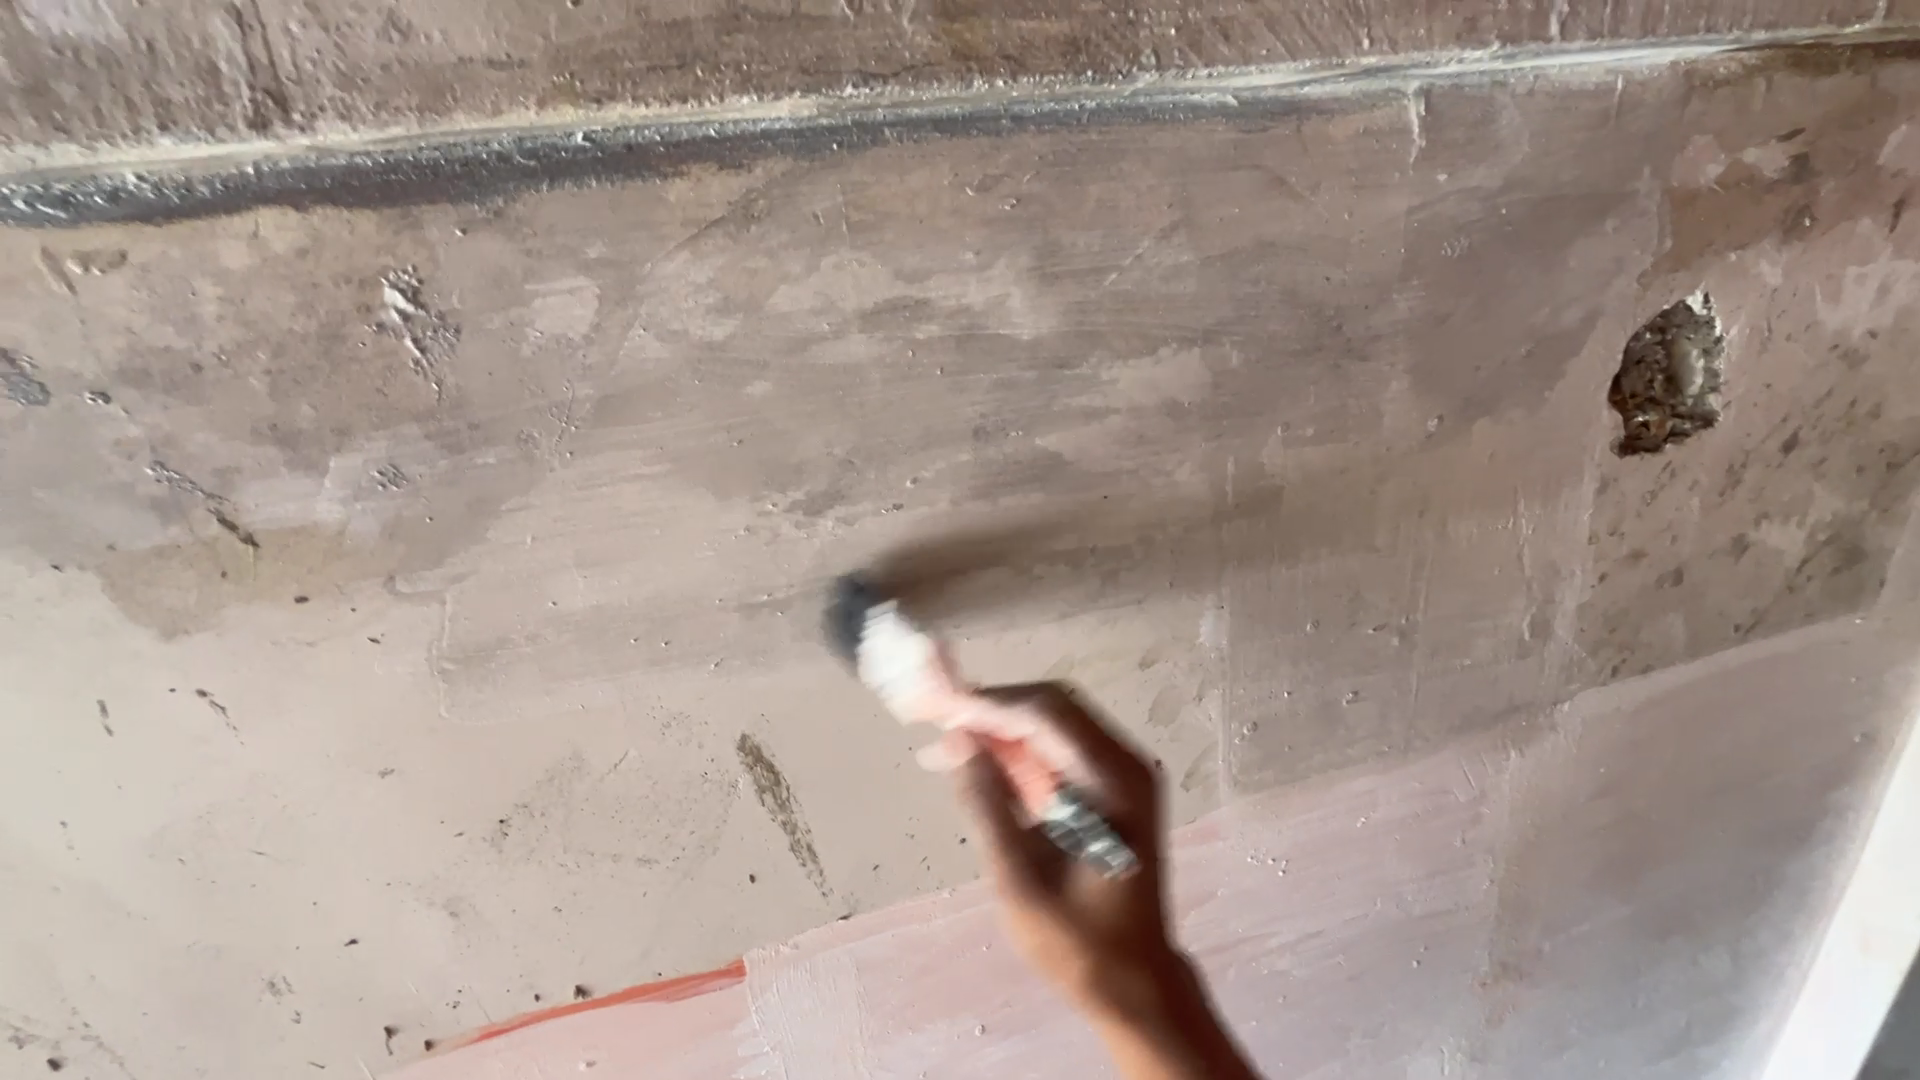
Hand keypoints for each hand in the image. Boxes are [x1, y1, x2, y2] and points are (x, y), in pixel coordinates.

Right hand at [940, 683, 1182, 1019]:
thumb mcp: (1021, 881)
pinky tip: (977, 762)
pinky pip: (1056, 747)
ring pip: (1052, 721)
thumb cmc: (1079, 942)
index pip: (1047, 714)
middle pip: (1051, 707)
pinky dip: (1015, 749)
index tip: (940, 708)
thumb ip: (988, 806)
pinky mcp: (1108, 786)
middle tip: (938, 720)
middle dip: (992, 710)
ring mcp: (1120, 773)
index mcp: (1115, 783)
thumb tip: (957, 744)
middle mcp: (1125, 765)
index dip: (991, 705)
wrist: (1135, 981)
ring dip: (1000, 727)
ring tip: (947, 742)